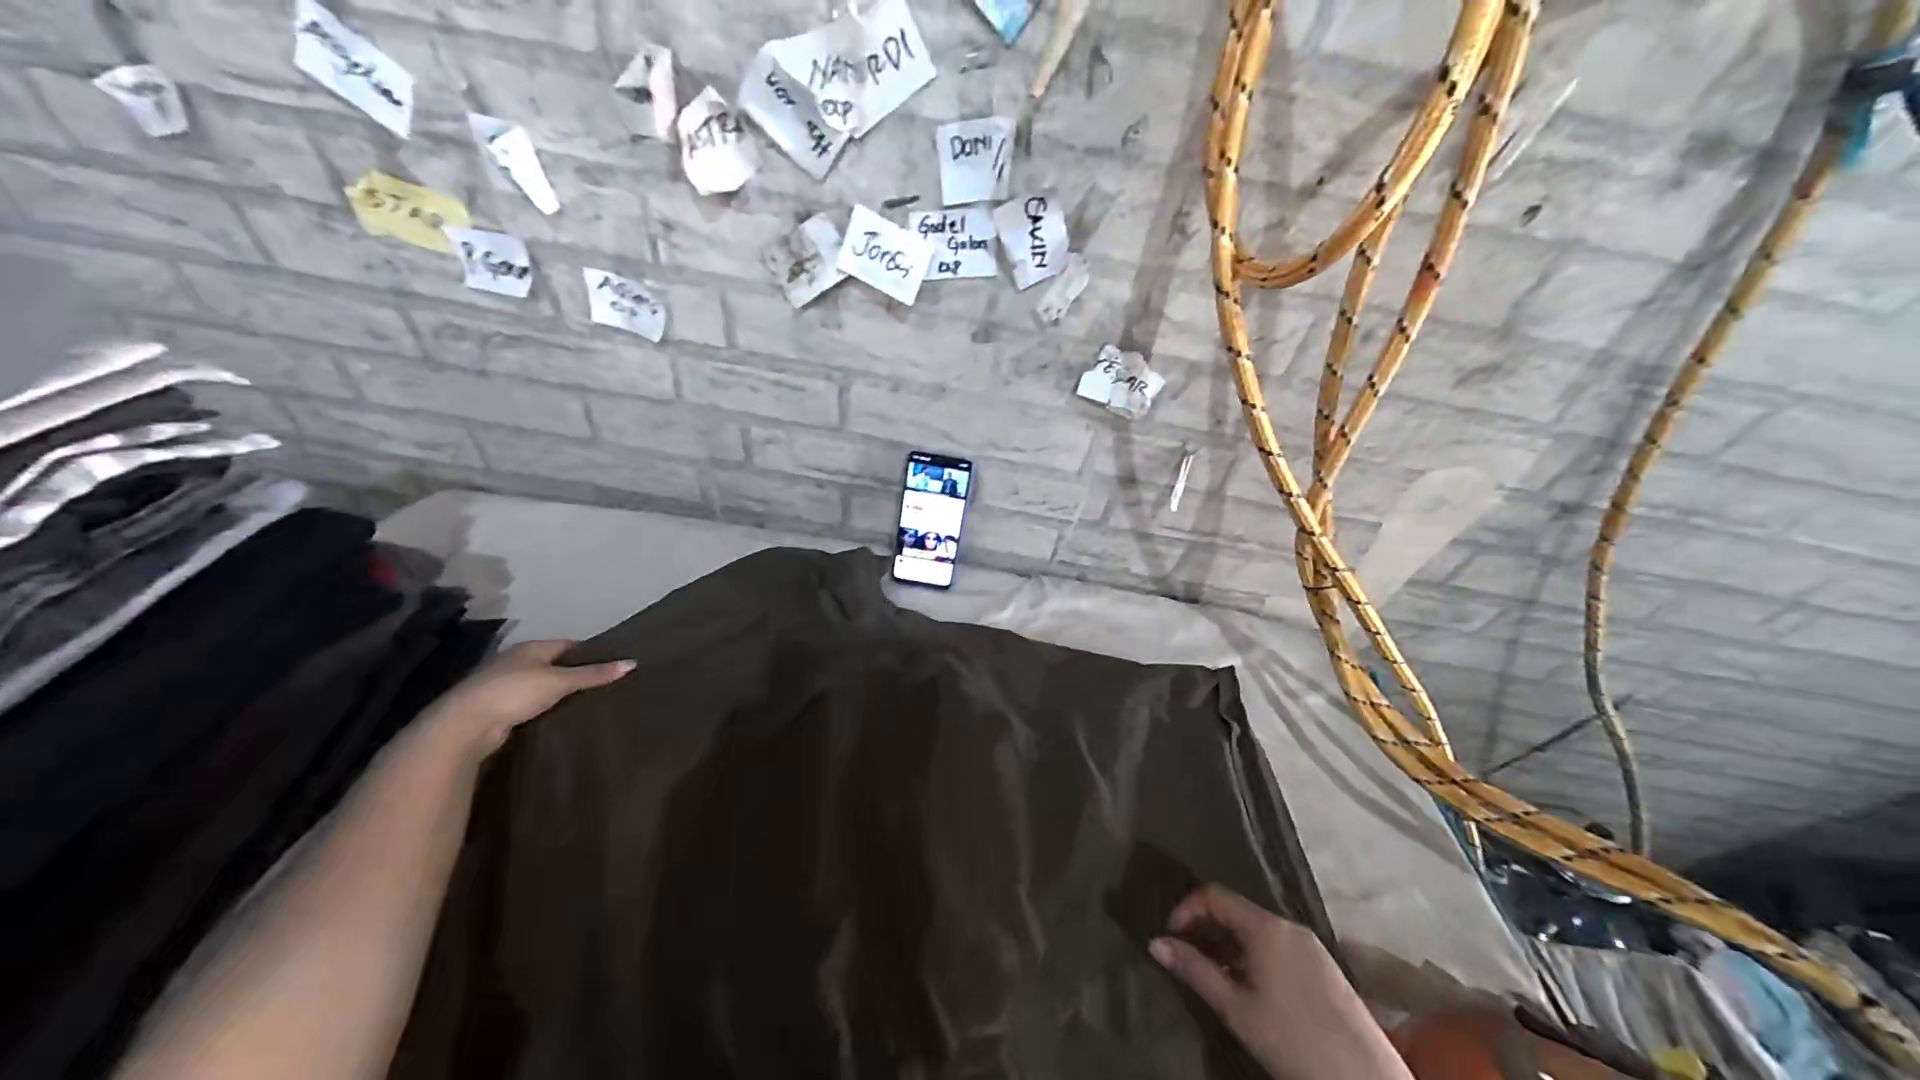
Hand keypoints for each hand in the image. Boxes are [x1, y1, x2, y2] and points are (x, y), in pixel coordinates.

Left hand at [419, 640, 633, 756]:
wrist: (465, 724)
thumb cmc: (514, 692)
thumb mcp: (560, 681)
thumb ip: (594, 674)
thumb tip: (632, 662)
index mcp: (532, 648)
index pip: (569, 645)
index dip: (590, 653)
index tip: (612, 664)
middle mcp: (518, 661)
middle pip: (555, 664)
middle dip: (577, 673)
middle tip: (606, 685)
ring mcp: (505, 685)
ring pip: (543, 684)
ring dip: (560, 692)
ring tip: (588, 702)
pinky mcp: (499, 708)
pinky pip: (532, 703)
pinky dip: (546, 707)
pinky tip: (560, 716)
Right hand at [1150, 884, 1412, 1079]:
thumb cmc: (1293, 1040)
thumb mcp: (1236, 1008)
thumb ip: (1194, 970)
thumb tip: (1155, 943)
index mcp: (1266, 927)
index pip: (1214, 894)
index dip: (1186, 910)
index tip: (1170, 938)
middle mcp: (1289, 926)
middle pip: (1236, 911)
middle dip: (1206, 930)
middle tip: (1187, 961)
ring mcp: (1312, 946)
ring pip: (1256, 930)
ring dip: (1228, 945)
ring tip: (1214, 979)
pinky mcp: (1326, 968)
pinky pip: (1278, 946)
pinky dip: (1253, 957)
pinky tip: (1250, 990)